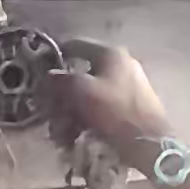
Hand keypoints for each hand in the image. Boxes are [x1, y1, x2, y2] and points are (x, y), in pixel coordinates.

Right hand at [56, 39, 174, 166]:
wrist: (149, 143)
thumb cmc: (114, 111)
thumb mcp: (82, 91)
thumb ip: (62, 79)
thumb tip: (49, 75)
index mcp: (110, 54)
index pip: (75, 45)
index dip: (55, 55)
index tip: (40, 70)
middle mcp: (120, 65)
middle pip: (81, 74)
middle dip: (62, 95)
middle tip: (50, 112)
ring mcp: (127, 86)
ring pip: (89, 94)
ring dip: (71, 112)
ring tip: (61, 132)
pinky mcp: (130, 105)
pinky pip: (100, 107)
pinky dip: (86, 118)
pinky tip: (75, 135)